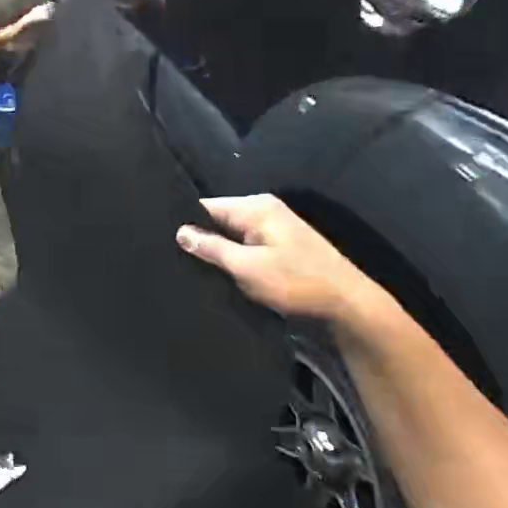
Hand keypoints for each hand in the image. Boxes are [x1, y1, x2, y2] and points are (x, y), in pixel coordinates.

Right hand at [176, 195, 394, 326]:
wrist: (345, 301)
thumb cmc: (296, 282)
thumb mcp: (247, 267)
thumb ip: (211, 248)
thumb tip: (180, 232)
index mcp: (255, 208)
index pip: (206, 206)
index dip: (184, 222)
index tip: (162, 240)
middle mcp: (264, 210)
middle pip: (218, 219)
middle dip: (199, 236)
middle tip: (173, 258)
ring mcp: (273, 226)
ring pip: (230, 234)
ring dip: (216, 250)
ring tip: (191, 266)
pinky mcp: (279, 244)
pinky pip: (244, 244)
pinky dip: (232, 256)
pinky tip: (220, 272)